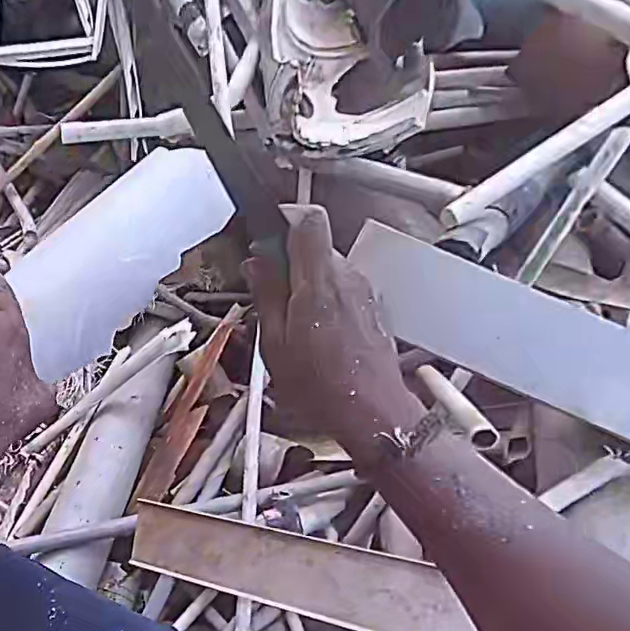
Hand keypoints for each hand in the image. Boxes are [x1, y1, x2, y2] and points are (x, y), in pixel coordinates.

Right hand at [246, 205, 424, 464]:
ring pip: (328, 268)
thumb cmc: (321, 387)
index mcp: (318, 284)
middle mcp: (347, 279)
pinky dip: (323, 300)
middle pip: (315, 246)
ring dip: (305, 285)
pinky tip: (313, 333)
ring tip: (289, 323)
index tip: (266, 236)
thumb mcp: (275, 344)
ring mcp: (364, 291)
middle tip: (266, 293)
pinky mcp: (372, 306)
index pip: (308, 221)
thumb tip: (256, 263)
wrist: (369, 411)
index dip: (285, 219)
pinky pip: (342, 288)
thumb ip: (267, 295)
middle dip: (288, 263)